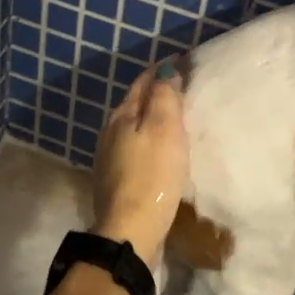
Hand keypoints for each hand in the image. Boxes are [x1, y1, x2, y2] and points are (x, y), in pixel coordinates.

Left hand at [92, 60, 188, 264]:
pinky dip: (150, 143)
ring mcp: (110, 159)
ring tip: (176, 118)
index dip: (162, 69)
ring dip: (152, 119)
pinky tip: (162, 152)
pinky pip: (136, 150)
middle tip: (183, 87)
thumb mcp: (164, 128)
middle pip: (135, 103)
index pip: (142, 81)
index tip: (183, 62)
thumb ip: (164, 96)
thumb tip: (166, 70)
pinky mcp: (117, 183)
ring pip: (134, 128)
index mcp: (121, 116)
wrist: (130, 233)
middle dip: (156, 92)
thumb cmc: (152, 175)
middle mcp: (110, 133)